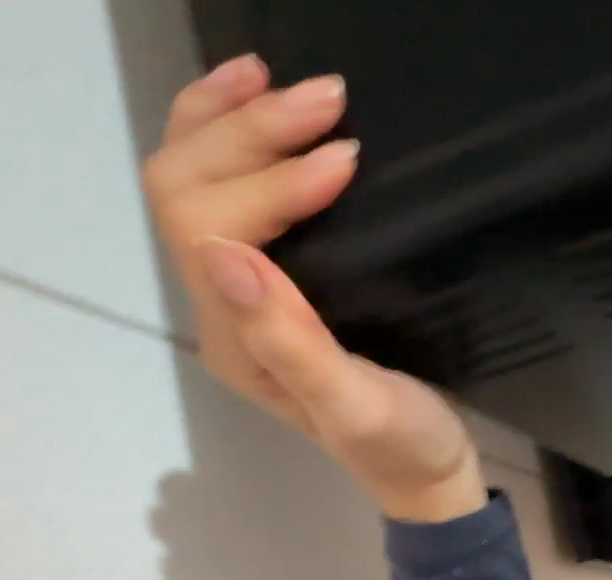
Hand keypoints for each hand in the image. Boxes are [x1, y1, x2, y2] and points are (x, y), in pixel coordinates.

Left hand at [144, 55, 485, 522]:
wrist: (424, 471)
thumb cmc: (402, 446)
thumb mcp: (356, 408)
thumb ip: (291, 344)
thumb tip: (226, 253)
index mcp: (237, 337)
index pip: (213, 225)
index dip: (270, 179)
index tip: (345, 158)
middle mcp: (223, 307)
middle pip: (187, 188)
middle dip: (246, 131)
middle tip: (325, 96)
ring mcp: (242, 294)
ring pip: (192, 181)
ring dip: (226, 120)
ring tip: (274, 77)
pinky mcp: (274, 284)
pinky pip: (228, 196)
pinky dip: (238, 143)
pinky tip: (269, 116)